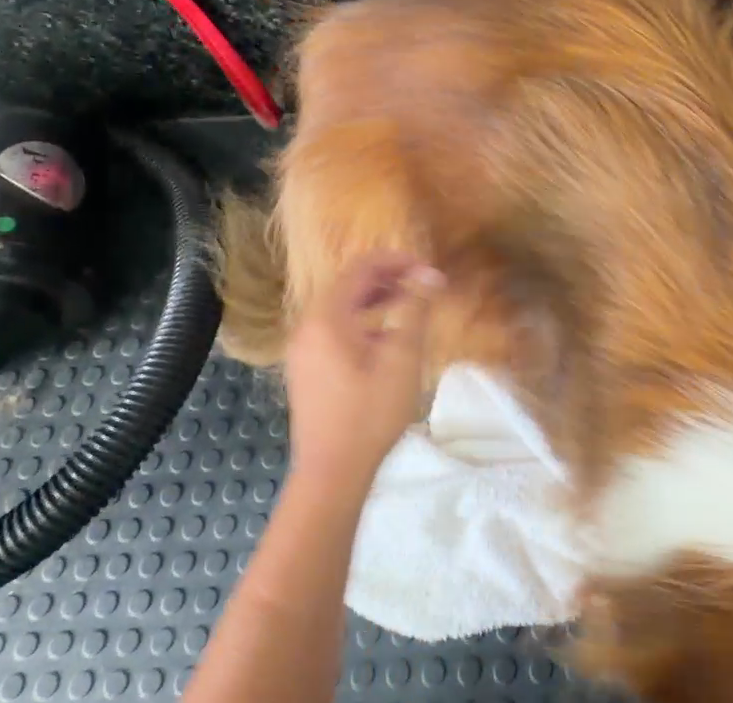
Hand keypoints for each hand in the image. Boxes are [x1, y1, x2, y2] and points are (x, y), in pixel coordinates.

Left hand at [282, 254, 443, 478]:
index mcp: (326, 319)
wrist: (332, 473)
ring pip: (342, 309)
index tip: (429, 269)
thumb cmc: (370, 414)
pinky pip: (335, 331)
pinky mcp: (307, 370)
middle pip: (348, 286)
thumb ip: (415, 310)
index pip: (360, 268)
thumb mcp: (402, 358)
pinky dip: (363, 322)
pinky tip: (388, 341)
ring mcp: (303, 351)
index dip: (397, 261)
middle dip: (389, 279)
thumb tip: (429, 274)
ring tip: (412, 308)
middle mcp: (307, 328)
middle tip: (425, 286)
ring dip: (377, 301)